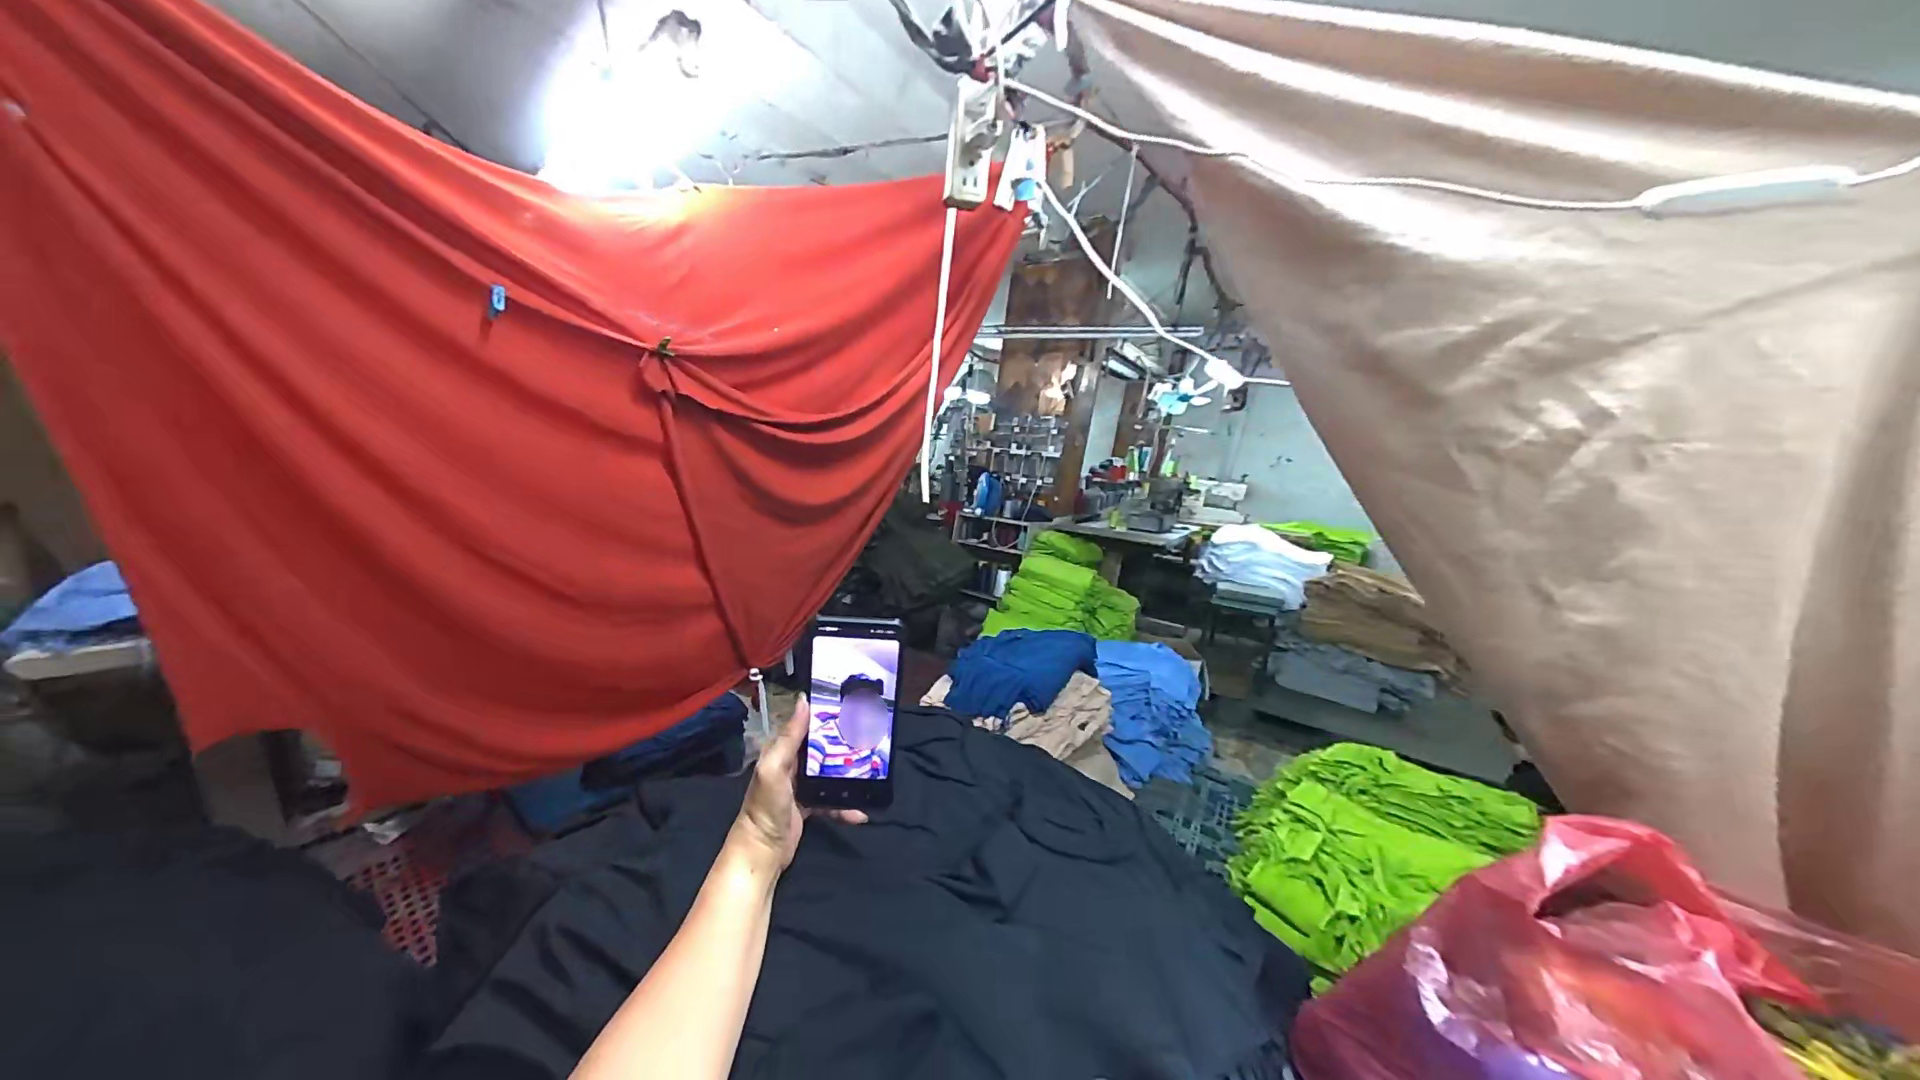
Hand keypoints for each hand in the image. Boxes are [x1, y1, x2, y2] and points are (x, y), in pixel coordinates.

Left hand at [728, 698, 865, 873]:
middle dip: (844, 743)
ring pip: (829, 773)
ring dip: (848, 775)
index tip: (850, 706)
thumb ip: (789, 737)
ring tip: (871, 773)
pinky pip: (832, 800)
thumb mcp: (775, 768)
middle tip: (869, 736)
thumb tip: (804, 700)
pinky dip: (845, 806)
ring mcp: (801, 786)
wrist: (762, 852)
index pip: (805, 726)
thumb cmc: (766, 806)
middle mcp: (791, 765)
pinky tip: (859, 813)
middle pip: (822, 748)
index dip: (825, 715)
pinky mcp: (809, 805)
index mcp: (781, 751)